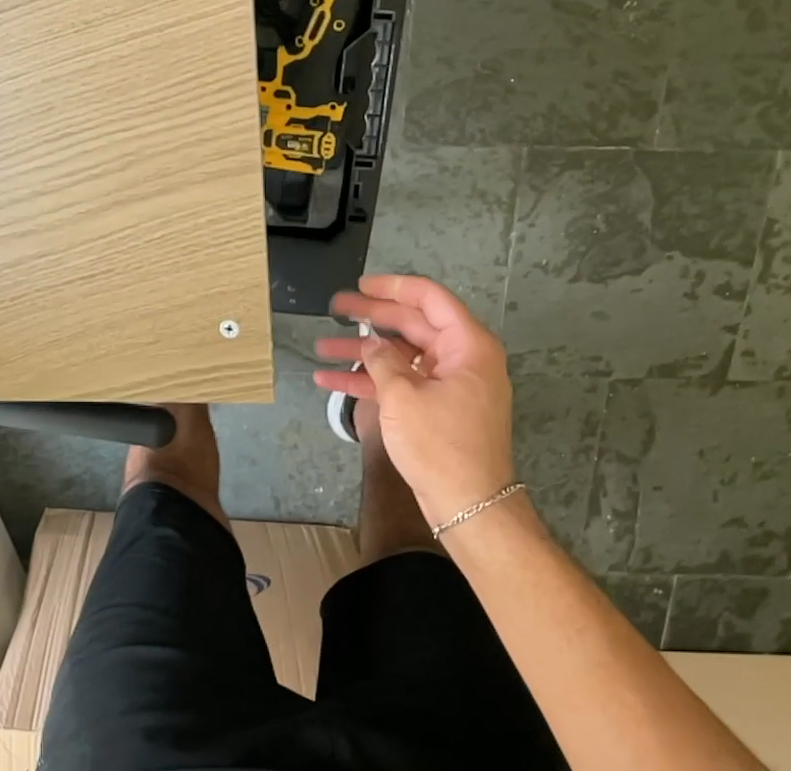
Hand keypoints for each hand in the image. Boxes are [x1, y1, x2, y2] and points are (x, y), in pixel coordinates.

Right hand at [313, 275, 516, 523]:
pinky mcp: (436, 408)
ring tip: (322, 347)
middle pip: (411, 325)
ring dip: (362, 352)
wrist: (468, 505)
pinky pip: (401, 383)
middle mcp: (462, 358)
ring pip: (400, 356)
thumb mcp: (403, 396)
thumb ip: (382, 361)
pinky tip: (331, 380)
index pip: (429, 298)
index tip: (361, 285)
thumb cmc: (440, 445)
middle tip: (335, 308)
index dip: (392, 287)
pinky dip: (370, 381)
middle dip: (370, 318)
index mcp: (467, 345)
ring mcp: (449, 384)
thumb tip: (371, 343)